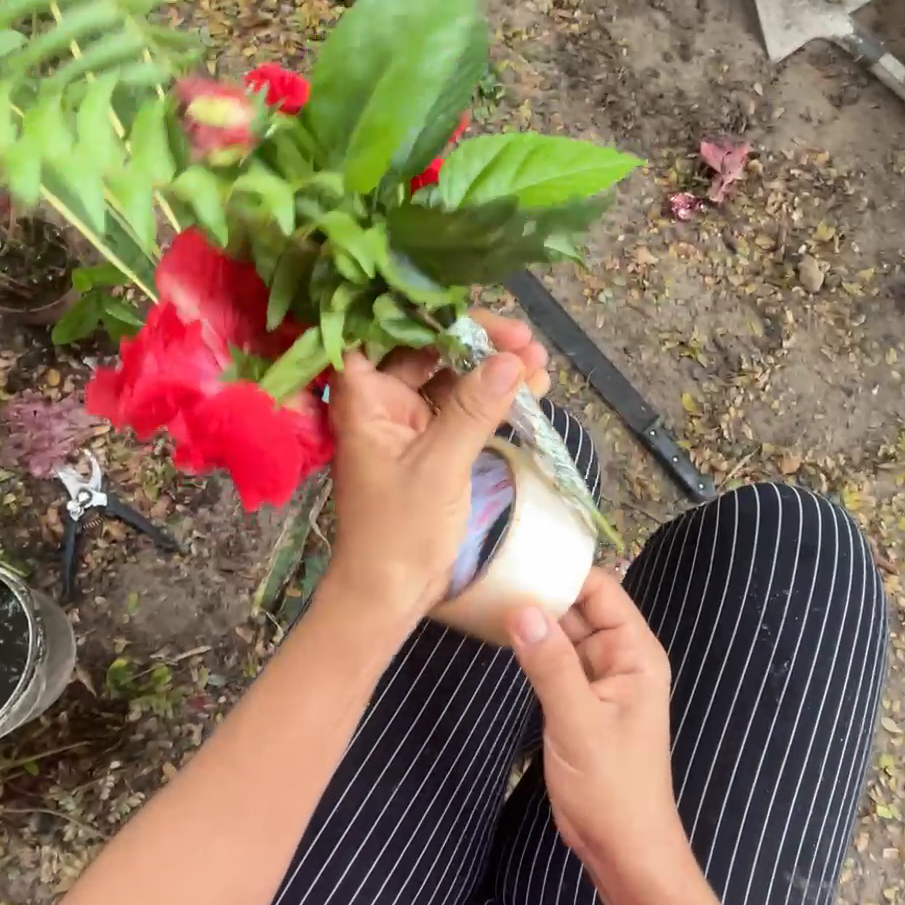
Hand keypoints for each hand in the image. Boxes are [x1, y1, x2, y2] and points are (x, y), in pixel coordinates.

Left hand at [322, 312, 550, 622]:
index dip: (426, 313)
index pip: (386, 331)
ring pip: (451, 376)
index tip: (477, 312)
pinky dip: (495, 398)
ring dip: (493, 368)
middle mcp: (383, 400)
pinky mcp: (433, 441)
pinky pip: (464, 407)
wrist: (391, 592)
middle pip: (427, 349)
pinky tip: (534, 390)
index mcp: (363, 397)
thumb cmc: (399, 531)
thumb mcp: (439, 466)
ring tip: (541, 363)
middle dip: (476, 340)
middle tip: (526, 339)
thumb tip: (513, 359)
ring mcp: (409, 420)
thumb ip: (474, 409)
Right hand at [508, 569, 688, 883]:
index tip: (519, 555)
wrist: (622, 850)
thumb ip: (550, 664)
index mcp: (634, 652)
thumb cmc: (613, 787)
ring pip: (562, 632)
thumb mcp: (579, 722)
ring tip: (488, 592)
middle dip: (541, 590)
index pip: (602, 590)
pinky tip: (500, 634)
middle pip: (578, 607)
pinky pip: (552, 658)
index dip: (564, 570)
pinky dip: (530, 645)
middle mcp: (617, 657)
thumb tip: (520, 609)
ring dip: (533, 617)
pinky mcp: (575, 698)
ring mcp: (596, 678)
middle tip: (492, 571)